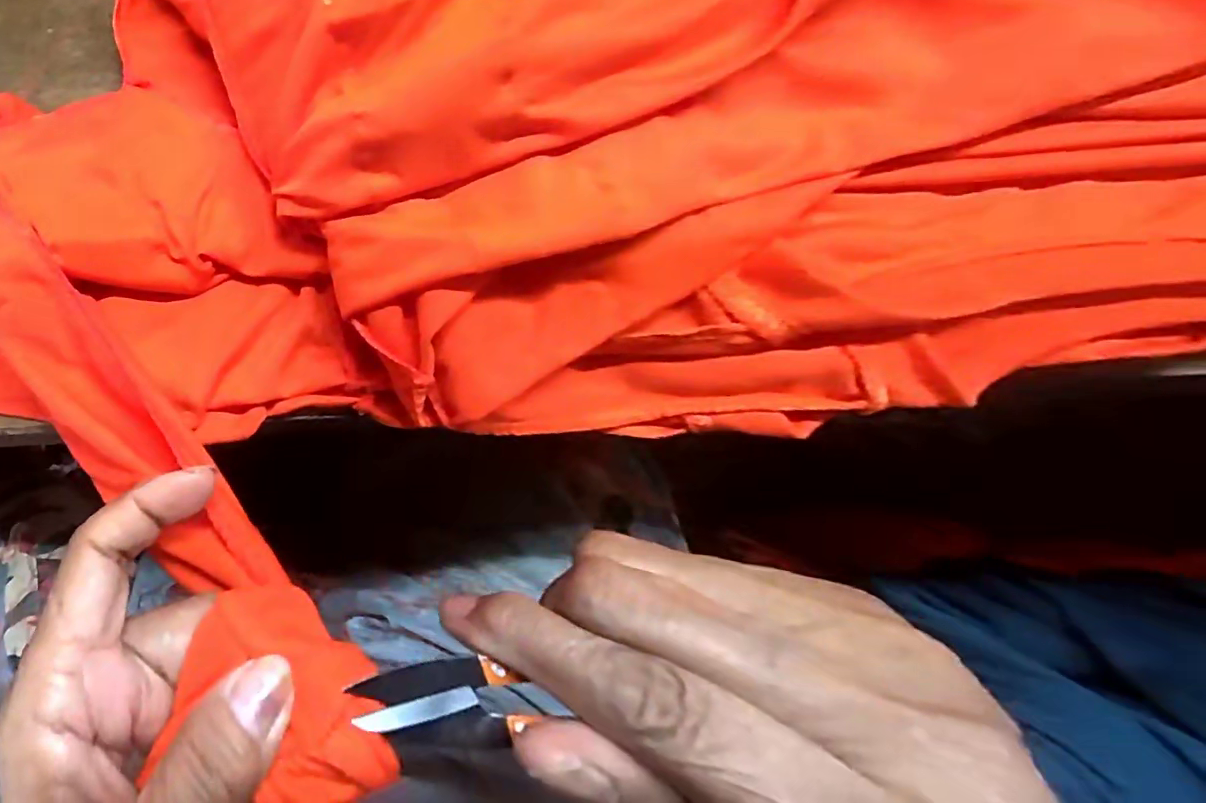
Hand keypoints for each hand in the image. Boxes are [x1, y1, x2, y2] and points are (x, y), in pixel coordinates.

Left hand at [0, 467, 293, 801]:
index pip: (97, 563)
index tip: (205, 481)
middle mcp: (103, 689)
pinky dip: (274, 720)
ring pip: (219, 669)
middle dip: (250, 626)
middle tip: (323, 653)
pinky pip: (233, 715)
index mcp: (62, 688)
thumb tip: (276, 675)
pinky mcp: (177, 755)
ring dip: (276, 682)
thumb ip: (201, 768)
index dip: (146, 508)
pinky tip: (322, 734)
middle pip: (183, 622)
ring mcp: (143, 722)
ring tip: (339, 706)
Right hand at [442, 532, 1053, 802]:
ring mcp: (875, 633)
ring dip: (600, 593)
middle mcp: (878, 700)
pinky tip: (677, 635)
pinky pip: (703, 559)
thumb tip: (524, 729)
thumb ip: (637, 793)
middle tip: (546, 645)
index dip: (549, 651)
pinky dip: (658, 592)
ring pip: (661, 560)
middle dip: (562, 610)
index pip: (663, 701)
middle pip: (645, 598)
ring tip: (607, 639)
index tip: (460, 614)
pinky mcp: (860, 599)